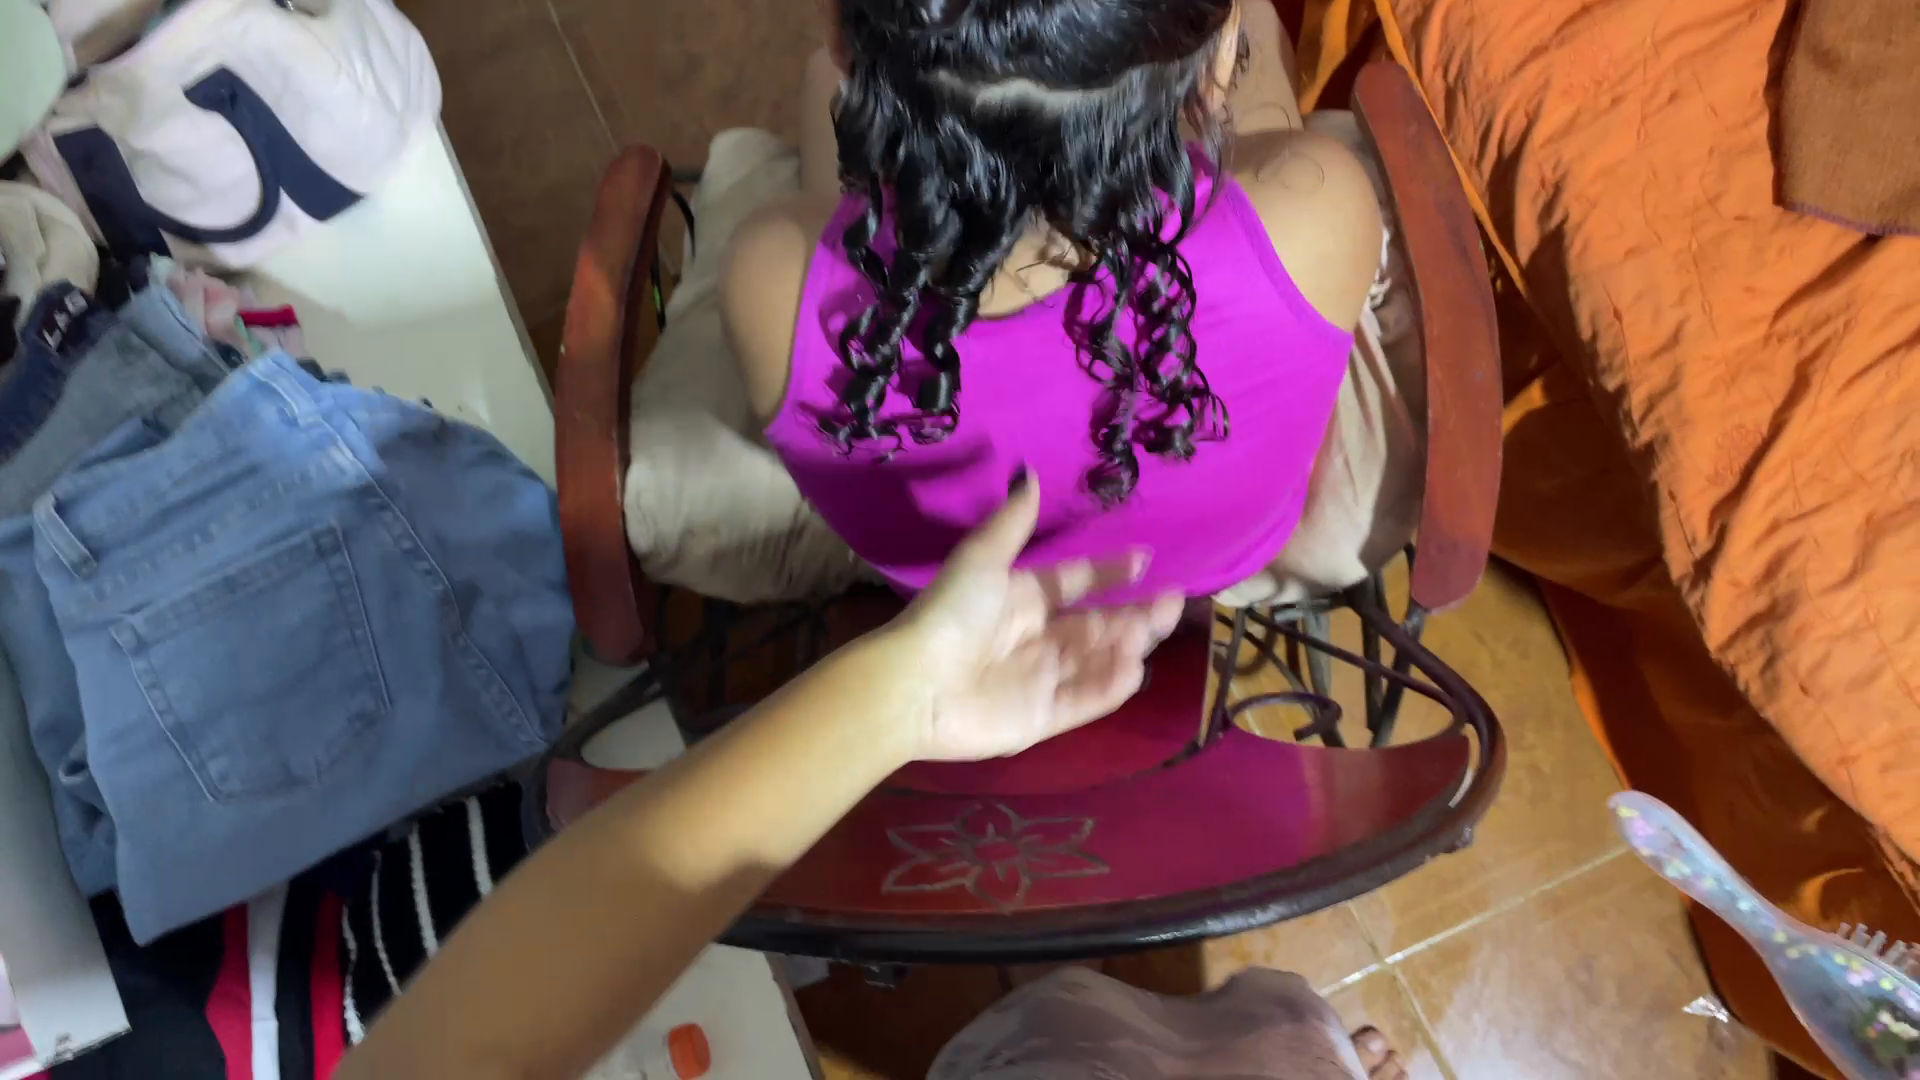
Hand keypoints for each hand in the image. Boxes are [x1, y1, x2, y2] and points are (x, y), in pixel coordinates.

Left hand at [895, 474, 1184, 761]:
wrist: (918, 683)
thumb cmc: (953, 615)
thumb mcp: (983, 560)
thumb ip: (1013, 523)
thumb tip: (1030, 473)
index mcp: (1020, 598)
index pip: (1074, 582)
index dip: (1107, 571)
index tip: (1143, 558)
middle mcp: (1035, 636)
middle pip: (1094, 624)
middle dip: (1133, 613)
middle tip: (1171, 601)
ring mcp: (1040, 678)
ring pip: (1095, 660)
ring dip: (1125, 645)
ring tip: (1152, 628)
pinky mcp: (1042, 718)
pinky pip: (1084, 700)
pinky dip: (1109, 686)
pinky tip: (1133, 668)